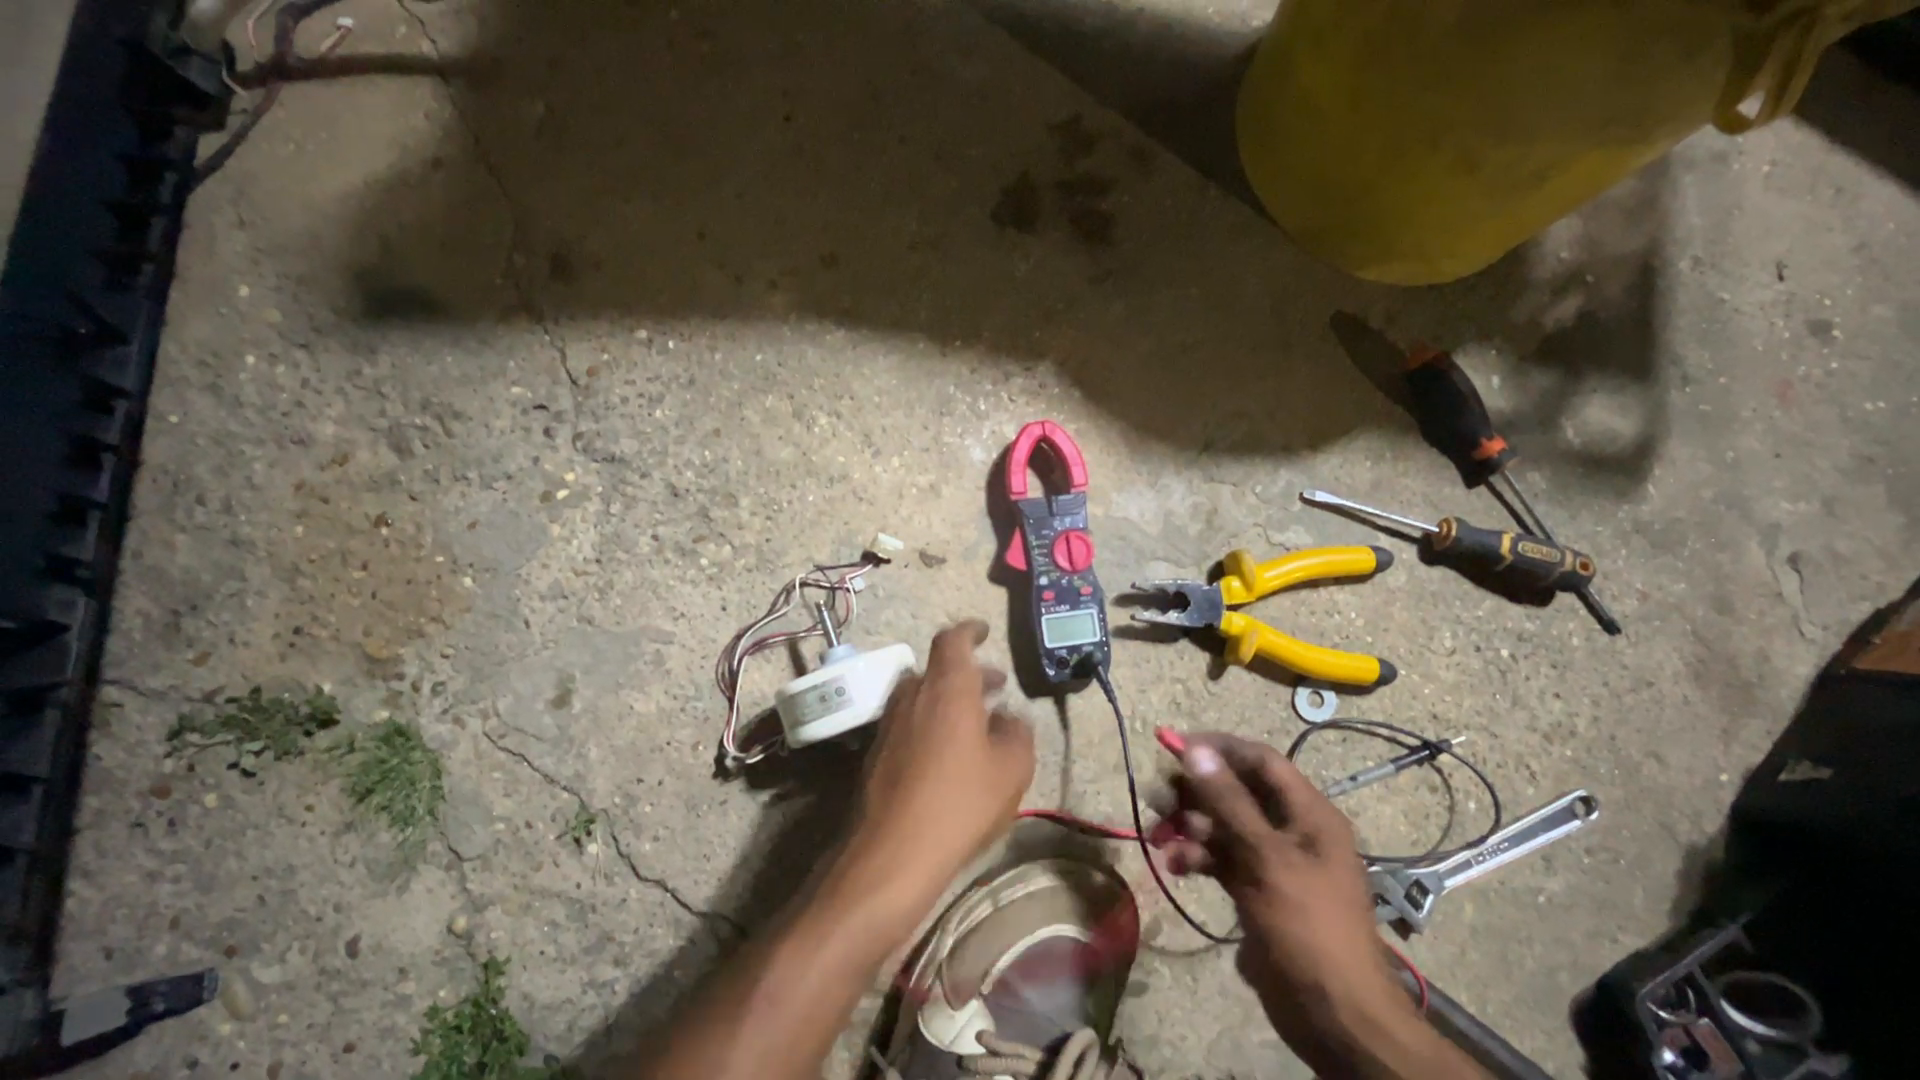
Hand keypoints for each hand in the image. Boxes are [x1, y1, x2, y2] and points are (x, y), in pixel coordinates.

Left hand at [844, 621, 1034, 899]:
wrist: (894, 851)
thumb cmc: (961, 800)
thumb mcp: (1012, 767)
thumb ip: (1017, 732)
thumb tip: (1008, 717)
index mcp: (947, 687)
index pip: (953, 640)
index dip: (969, 631)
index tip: (983, 631)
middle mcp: (912, 696)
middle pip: (937, 669)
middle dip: (968, 673)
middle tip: (995, 687)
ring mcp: (890, 724)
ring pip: (922, 697)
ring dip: (949, 700)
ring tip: (977, 723)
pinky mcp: (877, 753)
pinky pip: (910, 723)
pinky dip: (931, 723)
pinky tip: (950, 755)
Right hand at [1156, 734, 1411, 1065]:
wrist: (1334, 1013)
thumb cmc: (1307, 927)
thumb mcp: (1266, 858)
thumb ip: (1228, 802)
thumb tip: (1194, 749)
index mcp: (1308, 814)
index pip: (1260, 760)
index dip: (1217, 748)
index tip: (1171, 746)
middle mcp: (1291, 830)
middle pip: (1237, 792)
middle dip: (1196, 792)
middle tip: (1157, 798)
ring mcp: (1273, 862)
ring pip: (1224, 827)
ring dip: (1190, 827)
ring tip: (1159, 836)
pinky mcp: (1257, 891)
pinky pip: (1221, 860)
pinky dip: (1197, 858)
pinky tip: (1176, 867)